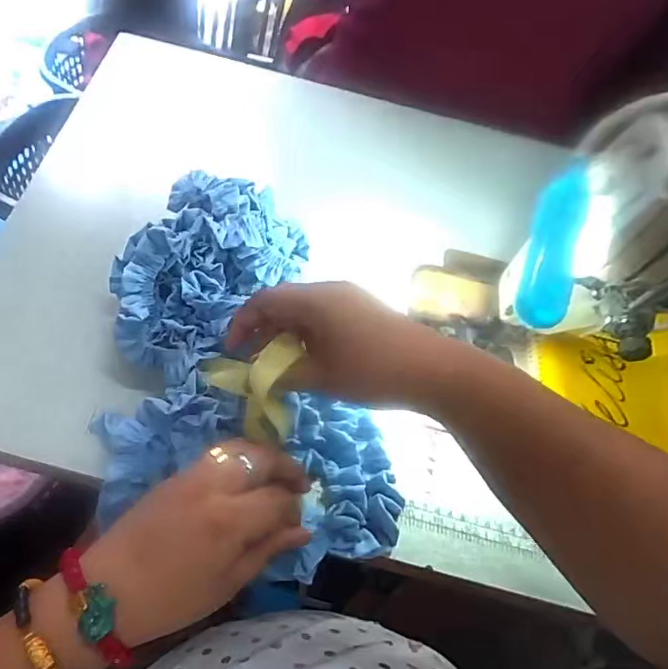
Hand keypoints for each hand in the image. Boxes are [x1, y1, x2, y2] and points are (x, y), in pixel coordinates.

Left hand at [32, 440, 312, 668]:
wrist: (106, 590)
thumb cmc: (171, 600)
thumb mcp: (227, 584)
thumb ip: (267, 551)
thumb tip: (303, 531)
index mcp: (229, 519)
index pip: (278, 498)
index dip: (294, 509)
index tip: (297, 523)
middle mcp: (213, 486)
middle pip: (261, 457)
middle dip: (287, 467)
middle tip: (301, 485)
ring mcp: (190, 475)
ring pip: (237, 447)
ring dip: (262, 457)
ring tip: (275, 477)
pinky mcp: (174, 475)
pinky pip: (215, 455)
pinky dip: (238, 459)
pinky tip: (244, 480)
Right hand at [226, 281, 467, 408]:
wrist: (434, 370)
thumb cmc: (372, 371)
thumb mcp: (321, 378)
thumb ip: (284, 375)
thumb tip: (262, 377)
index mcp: (314, 300)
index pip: (263, 301)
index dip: (242, 324)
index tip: (233, 352)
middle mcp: (330, 290)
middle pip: (283, 302)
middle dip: (263, 330)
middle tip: (255, 361)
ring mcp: (350, 297)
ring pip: (304, 309)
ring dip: (286, 334)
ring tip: (281, 364)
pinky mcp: (364, 310)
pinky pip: (324, 315)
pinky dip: (307, 334)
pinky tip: (311, 359)